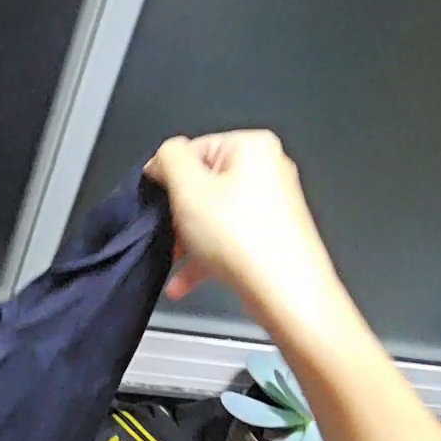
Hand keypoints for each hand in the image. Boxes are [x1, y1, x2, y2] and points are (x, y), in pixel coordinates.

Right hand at [142, 131, 342, 316]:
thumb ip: (169, 159)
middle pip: (202, 185)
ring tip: (172, 262)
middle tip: (164, 235)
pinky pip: (227, 239)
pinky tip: (182, 283)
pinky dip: (204, 256)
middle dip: (176, 215)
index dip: (167, 177)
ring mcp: (271, 205)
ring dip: (186, 241)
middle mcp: (267, 170)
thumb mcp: (189, 190)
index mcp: (251, 147)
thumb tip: (162, 158)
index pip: (193, 150)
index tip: (154, 203)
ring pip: (212, 217)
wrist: (286, 292)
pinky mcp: (270, 236)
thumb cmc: (243, 240)